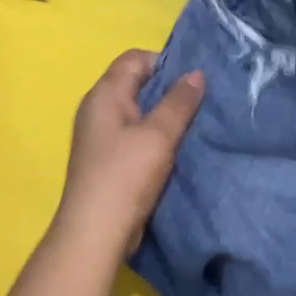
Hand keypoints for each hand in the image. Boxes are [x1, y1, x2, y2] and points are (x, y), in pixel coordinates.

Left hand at [53, 50, 205, 257]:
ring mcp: (101, 136)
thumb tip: (196, 73)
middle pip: (136, 83)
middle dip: (168, 90)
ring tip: (194, 123)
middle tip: (201, 100)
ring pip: (138, 112)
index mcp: (104, 94)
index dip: (164, 62)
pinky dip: (155, 137)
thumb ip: (179, 101)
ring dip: (164, 116)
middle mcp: (98, 109)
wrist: (95, 236)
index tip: (192, 79)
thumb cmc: (125, 176)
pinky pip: (135, 136)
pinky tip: (177, 148)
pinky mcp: (108, 160)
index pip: (135, 58)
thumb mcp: (159, 135)